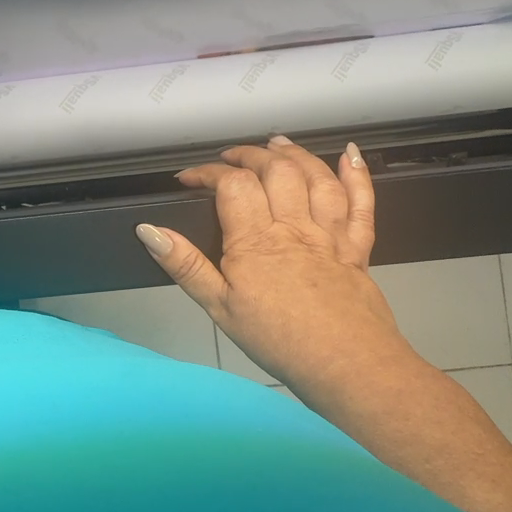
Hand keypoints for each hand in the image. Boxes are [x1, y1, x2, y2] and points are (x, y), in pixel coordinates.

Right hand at [137, 137, 418, 397]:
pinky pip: (362, 203)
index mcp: (255, 242)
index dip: (208, 173)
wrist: (349, 368)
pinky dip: (357, 174)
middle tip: (230, 157)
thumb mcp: (217, 307)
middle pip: (276, 171)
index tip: (188, 179)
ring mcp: (331, 235)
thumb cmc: (278, 340)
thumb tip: (149, 230)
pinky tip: (351, 154)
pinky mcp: (359, 249)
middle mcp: (294, 228)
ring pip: (316, 178)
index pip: (232, 187)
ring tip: (276, 143)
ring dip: (295, 154)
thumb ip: (184, 265)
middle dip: (250, 156)